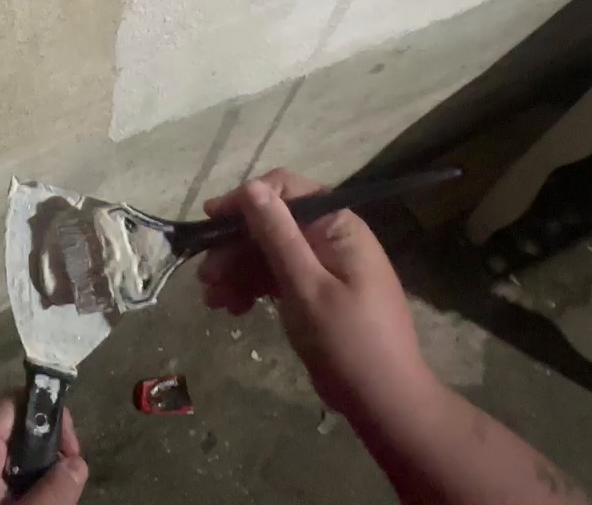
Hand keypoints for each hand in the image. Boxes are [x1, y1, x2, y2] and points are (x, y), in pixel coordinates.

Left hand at [0, 396, 87, 504]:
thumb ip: (55, 491)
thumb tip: (78, 463)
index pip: (14, 404)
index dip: (47, 416)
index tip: (72, 451)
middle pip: (12, 430)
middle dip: (45, 451)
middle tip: (67, 484)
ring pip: (5, 458)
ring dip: (33, 475)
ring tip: (53, 501)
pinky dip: (15, 490)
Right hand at [197, 168, 440, 421]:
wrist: (385, 405)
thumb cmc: (349, 341)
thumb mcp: (306, 286)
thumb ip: (278, 235)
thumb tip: (252, 187)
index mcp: (336, 226)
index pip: (285, 190)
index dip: (246, 200)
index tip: (212, 220)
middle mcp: (329, 237)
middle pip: (270, 225)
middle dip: (234, 247)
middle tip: (206, 275)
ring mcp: (321, 265)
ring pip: (267, 252)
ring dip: (236, 270)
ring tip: (212, 298)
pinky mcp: (313, 291)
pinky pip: (274, 276)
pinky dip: (250, 287)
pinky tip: (231, 307)